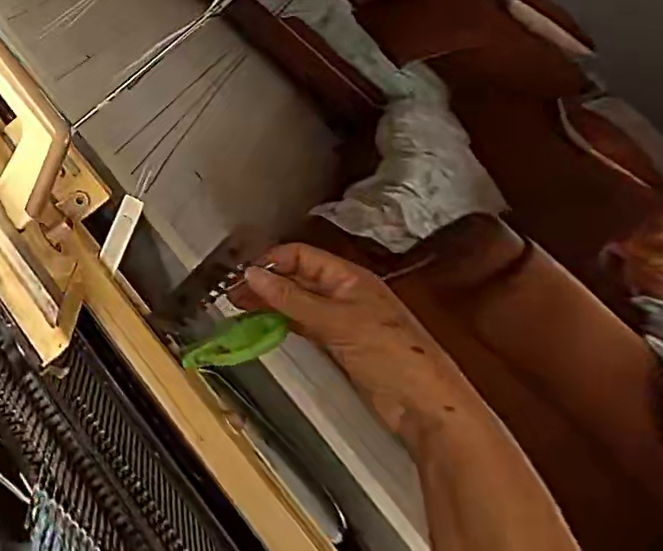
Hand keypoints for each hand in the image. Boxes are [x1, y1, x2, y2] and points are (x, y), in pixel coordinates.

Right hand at [231, 243, 481, 440]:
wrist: (428, 408)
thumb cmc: (391, 354)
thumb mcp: (336, 321)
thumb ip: (291, 299)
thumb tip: (252, 274)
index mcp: (348, 276)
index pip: (301, 255)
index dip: (272, 260)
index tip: (244, 272)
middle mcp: (344, 292)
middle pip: (298, 277)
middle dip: (267, 281)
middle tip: (234, 292)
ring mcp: (343, 319)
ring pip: (298, 302)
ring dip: (271, 303)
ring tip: (240, 307)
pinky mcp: (341, 345)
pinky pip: (304, 325)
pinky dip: (284, 323)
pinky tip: (265, 325)